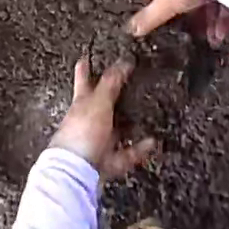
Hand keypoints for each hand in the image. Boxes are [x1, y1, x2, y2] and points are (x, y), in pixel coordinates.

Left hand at [48, 58, 157, 177]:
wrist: (74, 173)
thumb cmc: (81, 132)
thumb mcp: (99, 101)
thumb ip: (112, 82)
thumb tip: (124, 61)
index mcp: (81, 102)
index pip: (83, 78)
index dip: (85, 66)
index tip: (87, 56)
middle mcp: (87, 121)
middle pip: (102, 103)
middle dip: (113, 97)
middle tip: (127, 86)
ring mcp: (97, 142)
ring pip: (116, 129)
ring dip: (130, 124)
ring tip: (147, 115)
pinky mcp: (107, 161)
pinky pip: (127, 153)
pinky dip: (140, 148)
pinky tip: (153, 142)